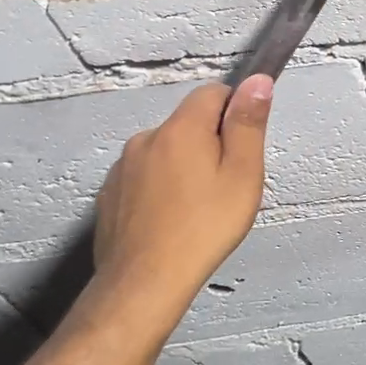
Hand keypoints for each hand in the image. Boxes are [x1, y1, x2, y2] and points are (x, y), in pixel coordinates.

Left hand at [91, 76, 272, 317]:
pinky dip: (162, 187)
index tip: (244, 145)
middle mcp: (144, 140)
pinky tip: (173, 217)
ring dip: (184, 164)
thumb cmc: (205, 225)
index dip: (235, 110)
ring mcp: (121, 170)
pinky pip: (145, 176)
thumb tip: (257, 81)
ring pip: (165, 150)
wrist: (144, 284)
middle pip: (188, 123)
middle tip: (228, 180)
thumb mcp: (244, 172)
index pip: (212, 92)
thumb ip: (248, 123)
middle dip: (211, 141)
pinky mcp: (108, 197)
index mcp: (180, 129)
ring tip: (200, 204)